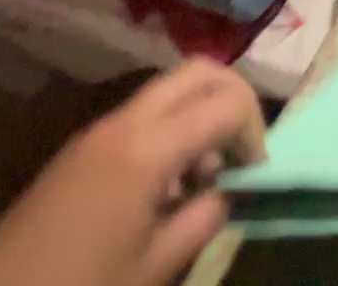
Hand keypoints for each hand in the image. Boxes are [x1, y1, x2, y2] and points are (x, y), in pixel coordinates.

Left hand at [0, 59, 266, 285]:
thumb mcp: (155, 266)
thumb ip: (204, 218)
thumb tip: (224, 191)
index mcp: (148, 147)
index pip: (227, 102)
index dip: (255, 129)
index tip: (255, 172)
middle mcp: (125, 122)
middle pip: (199, 71)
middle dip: (234, 97)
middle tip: (244, 147)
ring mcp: (98, 131)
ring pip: (170, 88)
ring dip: (201, 113)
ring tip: (204, 173)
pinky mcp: (81, 150)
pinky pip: (143, 114)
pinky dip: (172, 129)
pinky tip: (166, 184)